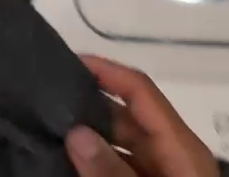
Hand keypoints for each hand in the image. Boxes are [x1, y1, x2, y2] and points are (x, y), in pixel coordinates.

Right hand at [64, 55, 218, 176]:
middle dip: (88, 105)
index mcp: (181, 144)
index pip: (139, 88)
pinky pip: (124, 164)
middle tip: (47, 99)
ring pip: (121, 143)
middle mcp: (173, 152)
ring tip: (51, 127)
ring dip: (89, 136)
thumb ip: (114, 169)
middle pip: (126, 114)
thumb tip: (75, 132)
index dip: (106, 69)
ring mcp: (166, 171)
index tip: (67, 61)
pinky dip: (99, 159)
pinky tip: (69, 157)